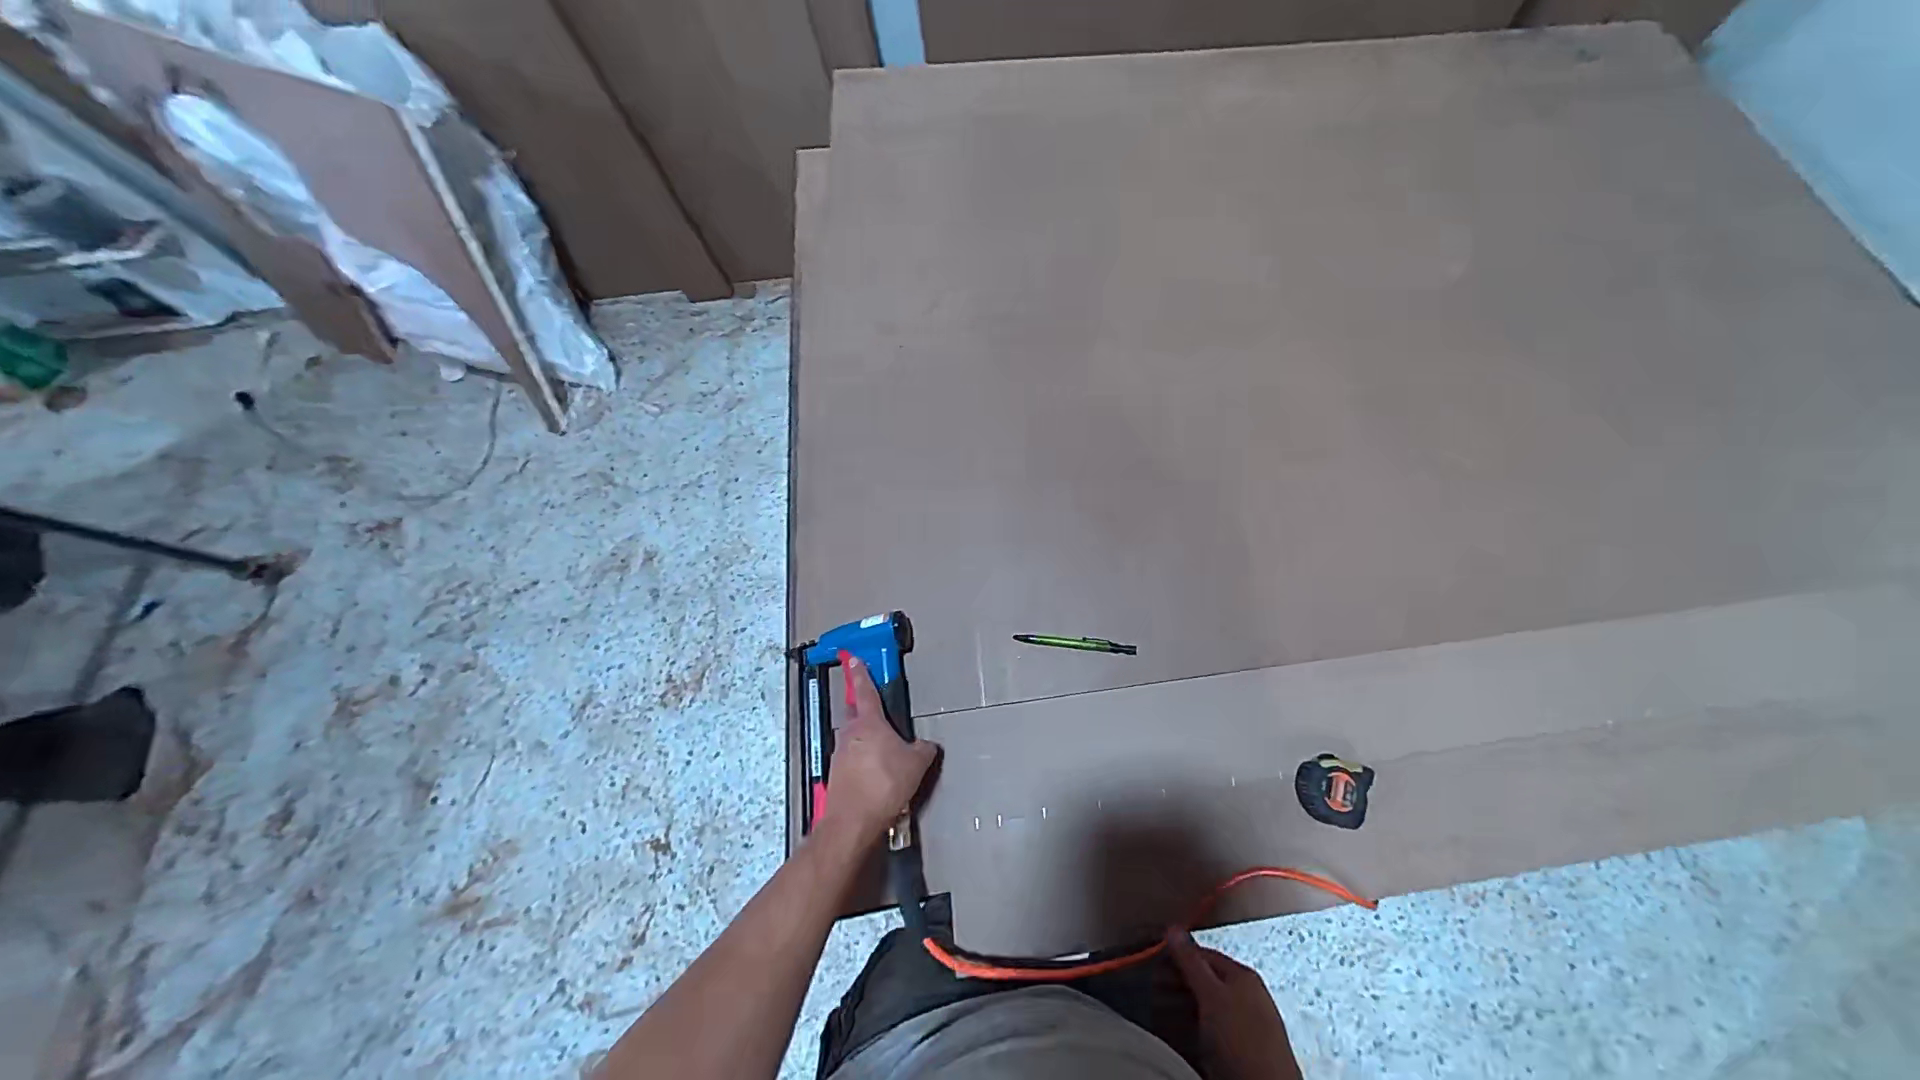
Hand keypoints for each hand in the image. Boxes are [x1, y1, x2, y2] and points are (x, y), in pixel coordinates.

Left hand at [824, 653, 938, 839]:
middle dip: (863, 709)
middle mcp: (850, 735)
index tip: (854, 660)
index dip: (861, 673)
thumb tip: (926, 746)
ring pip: (853, 739)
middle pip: (855, 713)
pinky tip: (876, 777)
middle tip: (873, 706)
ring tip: (883, 753)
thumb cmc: (883, 785)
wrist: (854, 821)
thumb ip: (923, 749)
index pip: (864, 690)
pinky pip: (852, 762)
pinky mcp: (837, 776)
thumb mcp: (917, 763)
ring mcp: (840, 755)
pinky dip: (862, 764)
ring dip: (865, 741)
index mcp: (868, 723)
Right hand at [1166, 929, 1302, 1079]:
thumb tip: (1173, 927)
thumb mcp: (1211, 995)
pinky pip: (1208, 1031)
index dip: (1177, 956)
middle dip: (1176, 983)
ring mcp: (1243, 1025)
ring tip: (1158, 1012)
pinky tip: (1177, 1035)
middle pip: (1204, 980)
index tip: (1152, 963)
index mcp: (1243, 977)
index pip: (1203, 955)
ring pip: (1204, 1007)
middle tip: (1151, 989)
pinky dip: (1190, 1029)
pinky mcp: (1238, 1051)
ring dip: (1179, 1007)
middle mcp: (1245, 996)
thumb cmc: (1240, 1038)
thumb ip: (1191, 961)